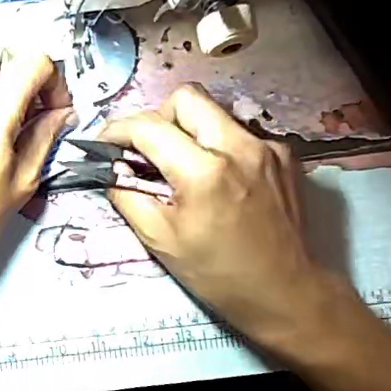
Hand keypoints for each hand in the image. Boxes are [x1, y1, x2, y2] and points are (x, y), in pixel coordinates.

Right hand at [99, 84, 347, 353]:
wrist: (284, 292)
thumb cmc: (218, 275)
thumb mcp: (161, 241)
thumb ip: (128, 196)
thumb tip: (112, 169)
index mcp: (204, 172)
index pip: (149, 127)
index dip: (118, 130)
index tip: (106, 144)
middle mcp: (239, 147)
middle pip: (186, 98)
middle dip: (160, 118)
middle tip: (152, 152)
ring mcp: (267, 148)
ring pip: (216, 113)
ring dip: (192, 132)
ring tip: (186, 167)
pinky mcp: (284, 155)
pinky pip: (240, 134)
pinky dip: (221, 148)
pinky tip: (222, 181)